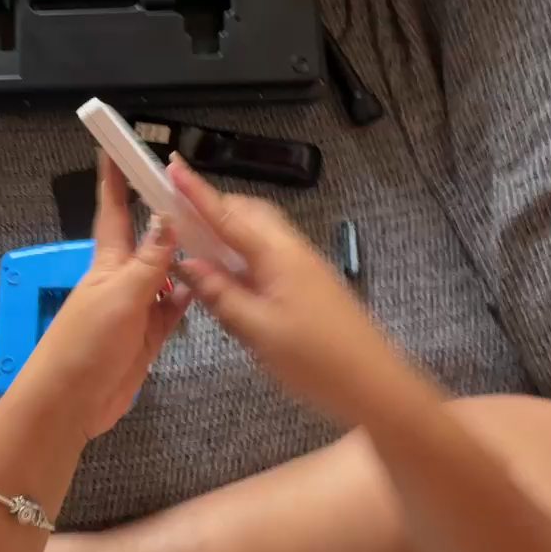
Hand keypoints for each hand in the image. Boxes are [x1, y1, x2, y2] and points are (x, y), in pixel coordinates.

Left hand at [12, 154, 192, 440]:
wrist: (72, 402)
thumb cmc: (87, 342)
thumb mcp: (121, 295)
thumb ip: (150, 260)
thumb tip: (168, 217)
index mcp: (106, 261)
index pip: (112, 210)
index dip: (113, 180)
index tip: (116, 148)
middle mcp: (122, 278)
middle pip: (146, 239)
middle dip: (161, 213)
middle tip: (190, 191)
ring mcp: (136, 306)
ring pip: (166, 272)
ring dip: (184, 255)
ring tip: (213, 234)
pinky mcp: (148, 334)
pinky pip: (173, 307)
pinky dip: (189, 295)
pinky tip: (208, 283)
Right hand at [168, 157, 382, 415]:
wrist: (377, 386)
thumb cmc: (316, 360)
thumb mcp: (256, 331)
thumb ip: (219, 294)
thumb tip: (187, 263)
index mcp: (276, 256)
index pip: (227, 215)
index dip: (196, 191)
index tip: (173, 166)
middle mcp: (291, 250)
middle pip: (247, 213)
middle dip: (212, 205)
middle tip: (178, 212)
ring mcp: (303, 265)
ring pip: (258, 232)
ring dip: (226, 229)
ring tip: (196, 242)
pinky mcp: (307, 283)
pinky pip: (267, 253)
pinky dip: (241, 251)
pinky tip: (227, 274)